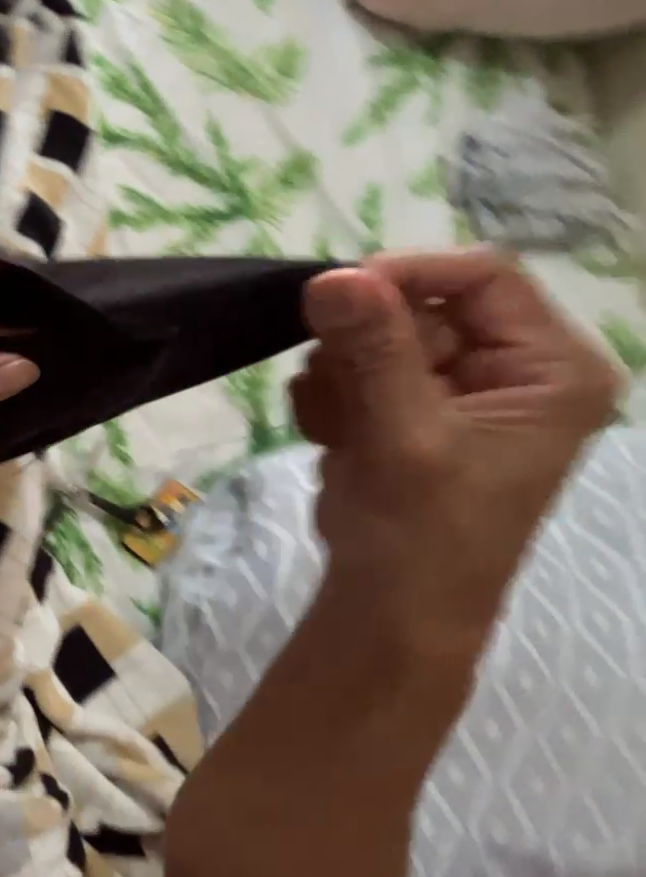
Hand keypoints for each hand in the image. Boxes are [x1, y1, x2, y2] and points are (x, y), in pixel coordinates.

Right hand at [289, 252, 620, 635]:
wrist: (389, 599)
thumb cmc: (422, 528)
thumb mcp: (403, 435)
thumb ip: (373, 352)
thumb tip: (331, 276)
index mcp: (550, 366)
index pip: (483, 276)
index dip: (404, 276)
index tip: (330, 297)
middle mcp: (509, 367)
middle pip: (418, 306)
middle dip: (361, 346)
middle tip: (341, 395)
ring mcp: (452, 388)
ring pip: (371, 336)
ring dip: (336, 376)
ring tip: (340, 429)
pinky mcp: (403, 407)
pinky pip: (348, 368)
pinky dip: (326, 397)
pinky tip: (332, 436)